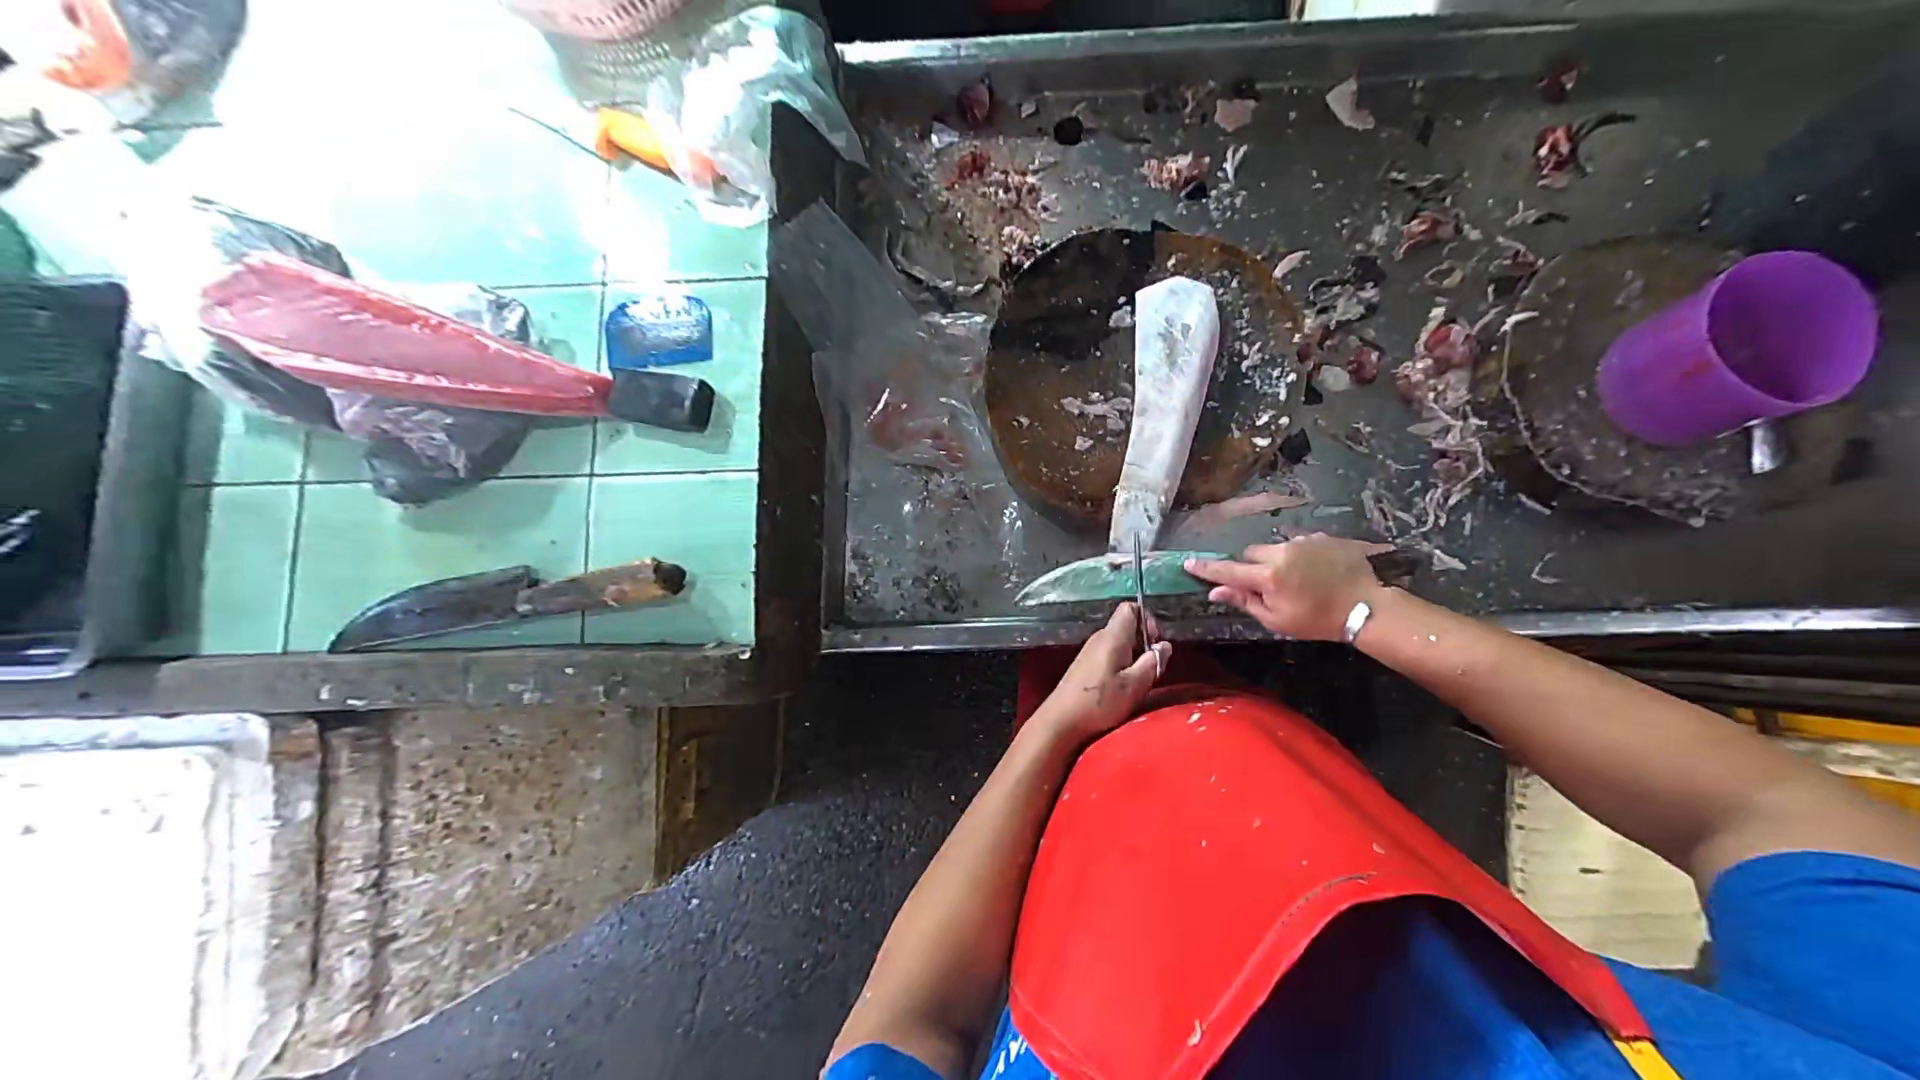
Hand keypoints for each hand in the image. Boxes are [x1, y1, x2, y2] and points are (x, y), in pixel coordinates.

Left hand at [1030, 603, 1172, 744]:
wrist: (1061, 720)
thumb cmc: (1100, 702)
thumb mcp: (1134, 685)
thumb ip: (1152, 663)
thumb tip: (1164, 645)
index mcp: (1112, 636)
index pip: (1130, 608)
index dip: (1148, 620)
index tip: (1155, 643)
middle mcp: (1099, 638)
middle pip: (1127, 627)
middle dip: (1144, 643)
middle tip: (1150, 668)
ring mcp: (1090, 651)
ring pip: (1119, 643)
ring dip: (1133, 657)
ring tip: (1137, 681)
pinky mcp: (1085, 665)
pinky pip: (1109, 655)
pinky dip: (1120, 666)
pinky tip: (1121, 687)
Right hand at [1185, 534, 1392, 641]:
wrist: (1368, 606)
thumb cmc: (1318, 620)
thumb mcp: (1277, 619)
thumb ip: (1244, 601)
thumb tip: (1214, 591)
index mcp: (1267, 576)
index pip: (1227, 570)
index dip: (1206, 568)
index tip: (1188, 563)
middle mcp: (1280, 552)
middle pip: (1250, 554)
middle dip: (1250, 566)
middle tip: (1262, 585)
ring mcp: (1303, 541)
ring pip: (1275, 547)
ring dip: (1275, 560)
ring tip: (1294, 579)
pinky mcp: (1322, 537)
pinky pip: (1299, 543)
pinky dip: (1299, 555)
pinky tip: (1313, 571)